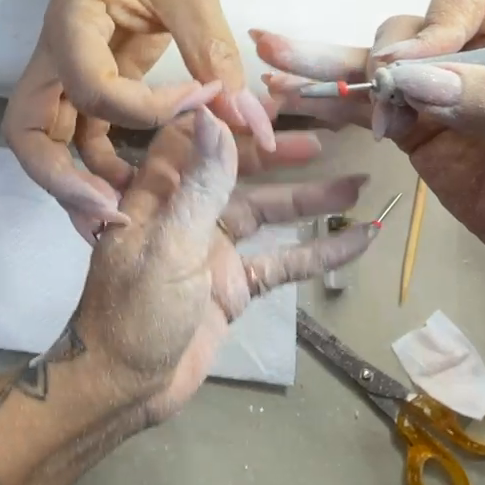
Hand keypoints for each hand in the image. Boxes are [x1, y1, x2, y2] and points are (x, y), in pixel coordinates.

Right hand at [6, 0, 279, 232]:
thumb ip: (214, 53)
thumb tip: (247, 122)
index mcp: (69, 25)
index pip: (90, 87)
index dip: (147, 109)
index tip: (203, 103)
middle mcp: (55, 57)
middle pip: (29, 134)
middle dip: (61, 179)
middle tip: (107, 213)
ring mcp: (67, 75)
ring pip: (49, 144)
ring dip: (80, 184)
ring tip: (124, 217)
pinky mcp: (91, 86)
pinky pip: (85, 136)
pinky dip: (103, 167)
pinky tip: (139, 189)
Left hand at [72, 108, 376, 422]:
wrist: (126, 385)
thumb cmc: (137, 311)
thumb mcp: (171, 245)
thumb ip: (200, 185)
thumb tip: (213, 114)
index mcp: (155, 195)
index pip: (190, 138)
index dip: (224, 116)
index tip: (268, 99)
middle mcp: (184, 213)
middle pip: (234, 170)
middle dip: (275, 152)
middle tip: (324, 136)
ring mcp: (210, 250)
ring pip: (264, 213)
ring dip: (306, 199)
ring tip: (357, 183)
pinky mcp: (231, 285)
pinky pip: (280, 262)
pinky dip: (315, 252)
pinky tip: (358, 239)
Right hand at [254, 0, 484, 281]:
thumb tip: (415, 80)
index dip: (436, 21)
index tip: (416, 61)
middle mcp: (469, 54)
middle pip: (408, 28)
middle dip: (384, 55)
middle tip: (379, 86)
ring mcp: (431, 91)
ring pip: (371, 65)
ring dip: (322, 63)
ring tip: (269, 52)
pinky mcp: (404, 126)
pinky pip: (358, 107)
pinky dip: (323, 100)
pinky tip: (282, 89)